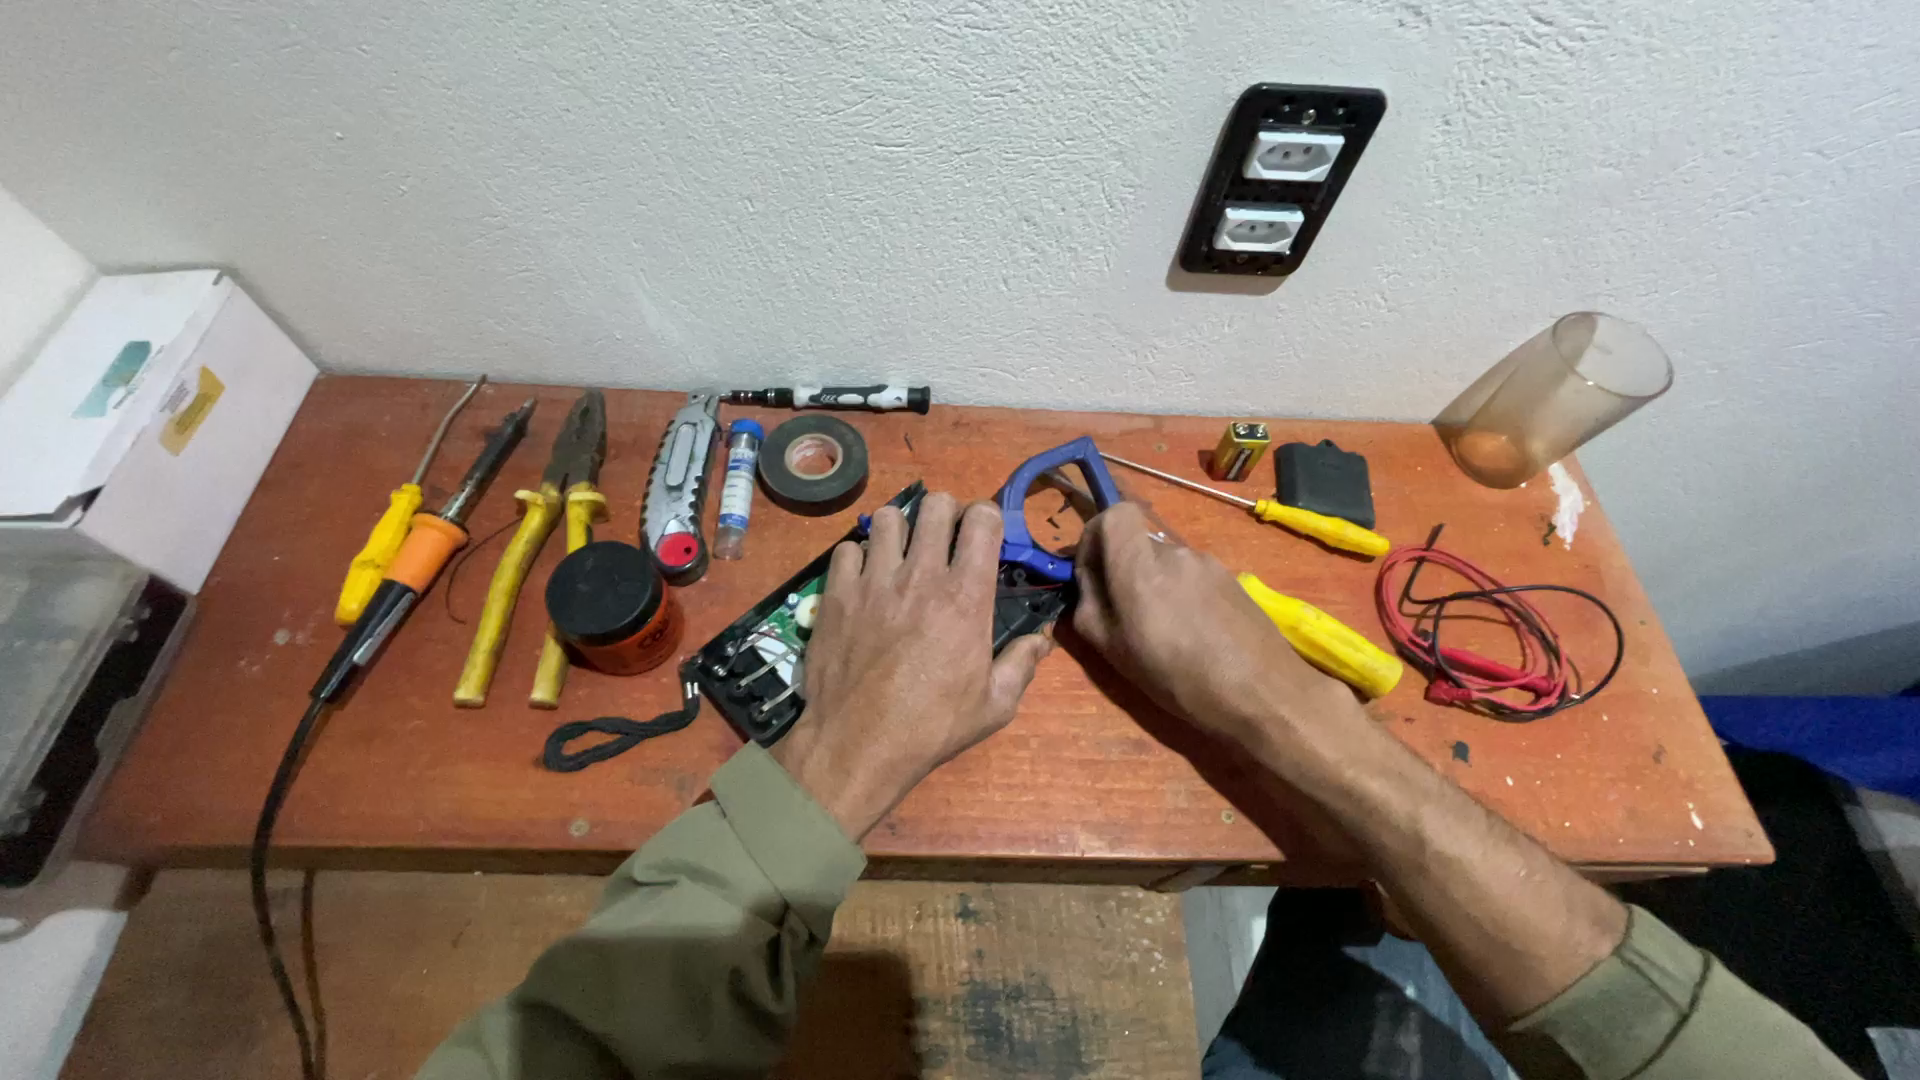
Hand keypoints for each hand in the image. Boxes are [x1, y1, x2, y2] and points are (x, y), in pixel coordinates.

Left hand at [771, 494, 1053, 838]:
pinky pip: (847, 548)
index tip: (983, 537)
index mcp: (966, 596)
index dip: (986, 519)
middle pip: (936, 504)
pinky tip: (863, 580)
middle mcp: (921, 575)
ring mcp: (874, 580)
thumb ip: (1022, 664)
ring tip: (900, 555)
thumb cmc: (932, 726)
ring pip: (888, 517)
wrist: (859, 743)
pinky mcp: (837, 593)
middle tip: (943, 540)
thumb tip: (1041, 640)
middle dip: (945, 514)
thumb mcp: (994, 705)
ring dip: (900, 530)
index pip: (982, 519)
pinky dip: (858, 557)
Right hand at [1071, 502, 1367, 758]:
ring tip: (1166, 635)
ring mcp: (1208, 563)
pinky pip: (1192, 577)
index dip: (1096, 536)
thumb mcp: (1113, 650)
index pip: (1114, 513)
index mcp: (1140, 566)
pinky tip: (1195, 635)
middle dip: (1125, 572)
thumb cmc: (1179, 678)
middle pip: (1137, 545)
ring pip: (1165, 564)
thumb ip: (1088, 604)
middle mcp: (1174, 553)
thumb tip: (1087, 578)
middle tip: (1129, 620)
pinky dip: (1182, 597)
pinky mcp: (1231, 578)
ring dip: (1155, 588)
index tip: (1094, 573)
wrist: (1263, 694)